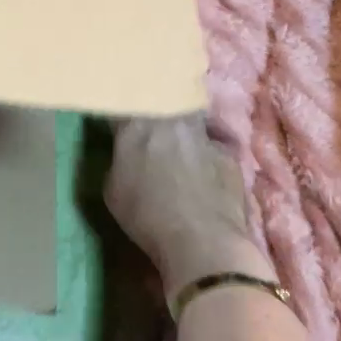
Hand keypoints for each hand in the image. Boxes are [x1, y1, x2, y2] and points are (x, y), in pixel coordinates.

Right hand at [106, 114, 273, 298]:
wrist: (202, 240)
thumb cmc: (146, 215)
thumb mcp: (112, 190)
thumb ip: (118, 162)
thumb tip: (126, 157)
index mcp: (135, 123)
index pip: (121, 105)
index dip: (118, 114)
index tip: (114, 122)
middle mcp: (170, 118)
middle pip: (161, 100)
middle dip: (154, 108)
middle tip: (149, 125)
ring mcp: (203, 134)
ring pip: (191, 116)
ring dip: (183, 125)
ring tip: (179, 140)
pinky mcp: (229, 154)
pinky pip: (214, 144)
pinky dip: (207, 152)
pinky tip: (205, 168)